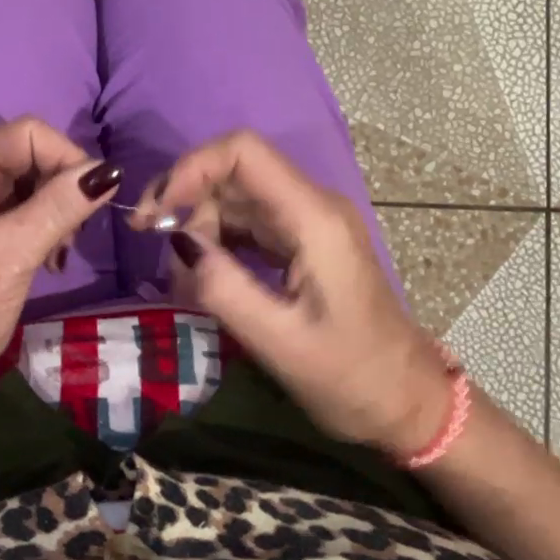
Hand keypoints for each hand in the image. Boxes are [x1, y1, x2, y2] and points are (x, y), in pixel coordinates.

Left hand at [0, 117, 121, 397]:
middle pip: (35, 152)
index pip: (28, 133)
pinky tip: (55, 258)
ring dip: (62, 209)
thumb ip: (59, 207)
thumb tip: (108, 172)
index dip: (65, 156)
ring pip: (40, 179)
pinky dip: (53, 224)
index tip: (90, 200)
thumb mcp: (14, 252)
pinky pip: (35, 204)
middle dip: (64, 186)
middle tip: (73, 234)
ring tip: (62, 251)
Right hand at [130, 130, 451, 456]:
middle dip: (184, 199)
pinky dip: (212, 242)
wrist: (410, 408)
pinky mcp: (298, 242)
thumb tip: (176, 244)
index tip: (158, 212)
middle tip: (149, 241)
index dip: (191, 168)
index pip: (243, 151)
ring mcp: (305, 223)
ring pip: (231, 197)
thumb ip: (223, 288)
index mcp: (314, 218)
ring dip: (194, 226)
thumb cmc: (353, 377)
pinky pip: (242, 223)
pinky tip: (199, 277)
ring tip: (179, 278)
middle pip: (230, 171)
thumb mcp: (280, 342)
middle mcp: (310, 206)